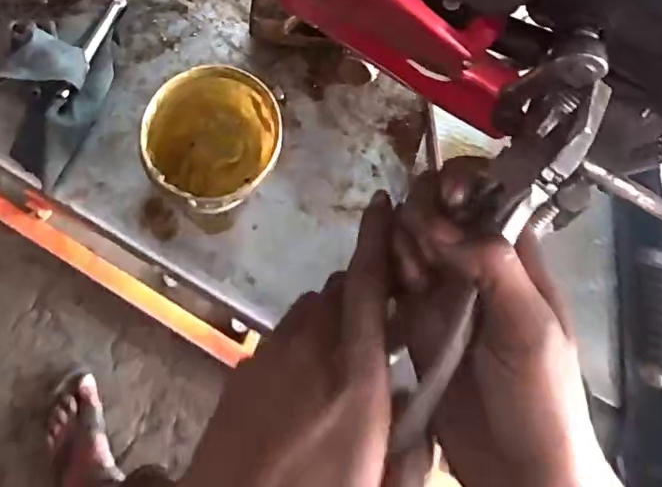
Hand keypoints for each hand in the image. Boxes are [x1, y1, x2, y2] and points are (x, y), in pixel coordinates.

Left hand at [180, 194, 395, 486]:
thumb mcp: (380, 480)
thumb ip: (408, 443)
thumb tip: (416, 414)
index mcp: (355, 371)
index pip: (367, 284)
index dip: (376, 238)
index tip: (382, 203)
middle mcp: (311, 347)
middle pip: (339, 291)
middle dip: (363, 291)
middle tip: (383, 317)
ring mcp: (272, 353)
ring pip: (310, 309)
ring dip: (331, 316)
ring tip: (343, 353)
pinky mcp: (245, 369)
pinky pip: (283, 335)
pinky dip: (301, 341)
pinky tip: (303, 382)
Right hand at [393, 160, 619, 486]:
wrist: (520, 477)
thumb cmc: (543, 399)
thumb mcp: (534, 329)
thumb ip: (494, 266)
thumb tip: (444, 224)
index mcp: (513, 252)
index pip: (487, 192)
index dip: (462, 182)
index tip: (447, 201)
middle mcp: (476, 259)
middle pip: (440, 205)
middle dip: (426, 212)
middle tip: (426, 248)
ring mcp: (444, 287)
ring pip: (411, 233)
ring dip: (405, 243)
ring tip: (415, 280)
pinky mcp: (417, 317)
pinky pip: (393, 274)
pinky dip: (387, 269)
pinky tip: (398, 289)